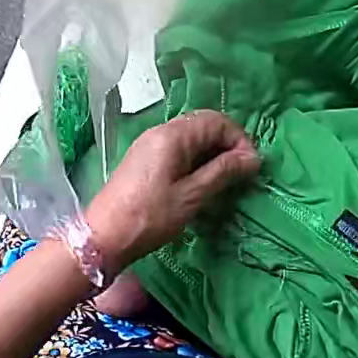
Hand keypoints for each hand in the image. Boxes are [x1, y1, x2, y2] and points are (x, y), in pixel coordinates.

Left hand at [84, 110, 259, 271]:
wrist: (104, 237)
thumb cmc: (150, 217)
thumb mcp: (192, 196)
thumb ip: (223, 172)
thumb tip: (253, 157)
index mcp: (173, 135)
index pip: (217, 121)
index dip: (239, 140)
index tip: (250, 168)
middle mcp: (161, 132)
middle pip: (204, 125)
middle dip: (228, 145)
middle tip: (241, 174)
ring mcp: (150, 145)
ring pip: (192, 138)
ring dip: (213, 154)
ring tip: (224, 182)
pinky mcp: (145, 160)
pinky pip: (179, 150)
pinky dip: (196, 161)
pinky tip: (201, 184)